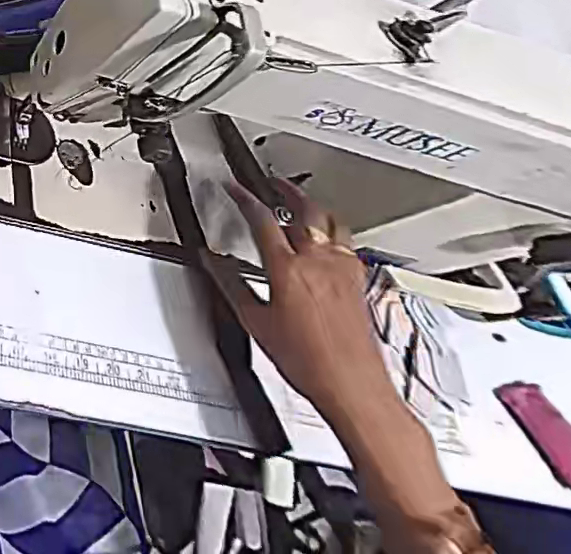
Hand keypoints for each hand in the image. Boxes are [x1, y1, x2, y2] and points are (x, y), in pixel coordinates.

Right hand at [199, 179, 393, 422]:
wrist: (354, 389)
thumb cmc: (309, 363)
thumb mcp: (256, 323)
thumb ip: (230, 286)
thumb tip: (212, 264)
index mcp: (288, 269)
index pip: (261, 218)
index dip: (243, 197)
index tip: (234, 187)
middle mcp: (319, 262)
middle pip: (303, 208)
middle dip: (284, 189)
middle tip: (271, 182)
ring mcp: (343, 270)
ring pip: (330, 221)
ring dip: (313, 206)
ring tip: (302, 201)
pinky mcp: (359, 282)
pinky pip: (347, 242)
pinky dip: (333, 231)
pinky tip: (328, 238)